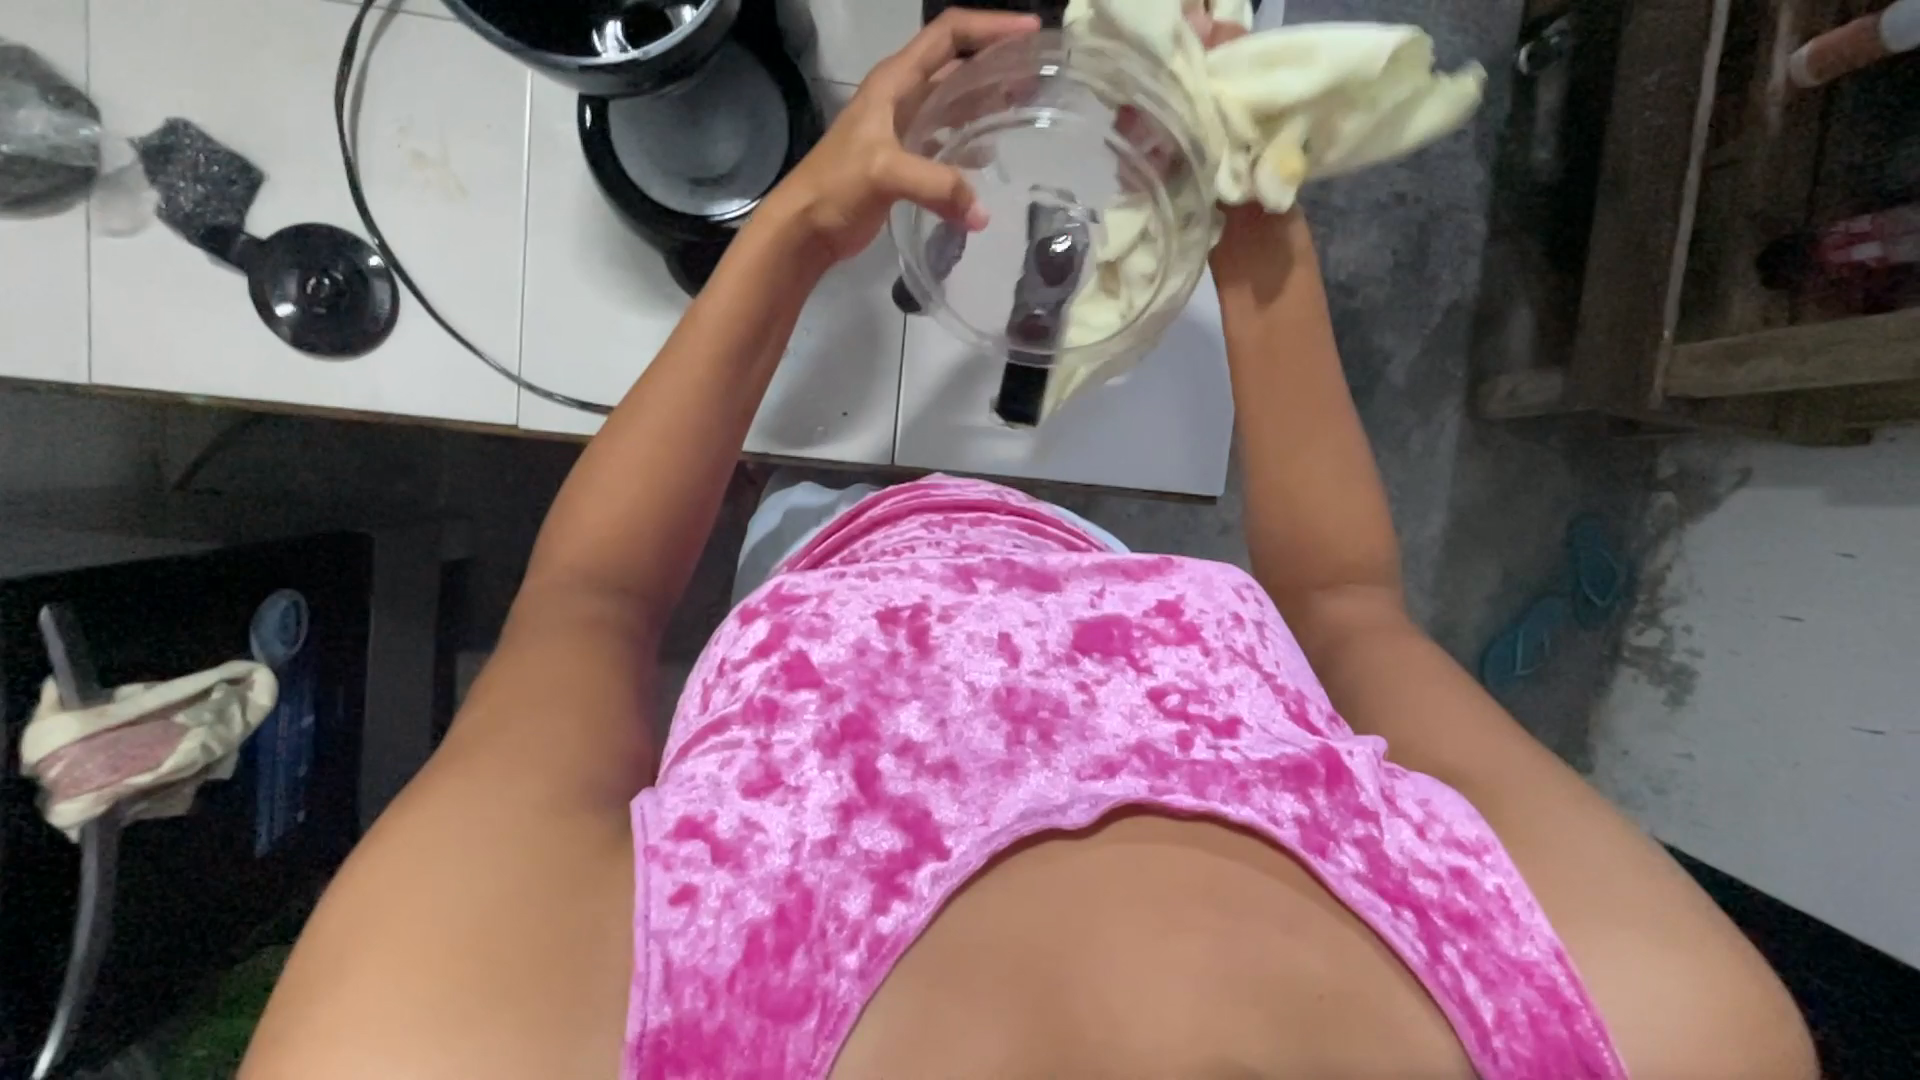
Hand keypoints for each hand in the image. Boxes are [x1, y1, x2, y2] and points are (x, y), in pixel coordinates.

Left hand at [759, 8, 1040, 263]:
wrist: (805, 228)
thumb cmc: (836, 187)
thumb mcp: (885, 174)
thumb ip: (936, 187)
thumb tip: (982, 214)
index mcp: (894, 82)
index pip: (947, 35)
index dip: (989, 27)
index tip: (1030, 31)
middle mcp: (900, 98)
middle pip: (955, 68)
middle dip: (995, 65)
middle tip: (1038, 75)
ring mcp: (902, 132)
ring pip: (952, 107)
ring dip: (985, 105)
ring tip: (1024, 109)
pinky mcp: (903, 166)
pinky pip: (945, 147)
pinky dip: (968, 149)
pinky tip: (990, 159)